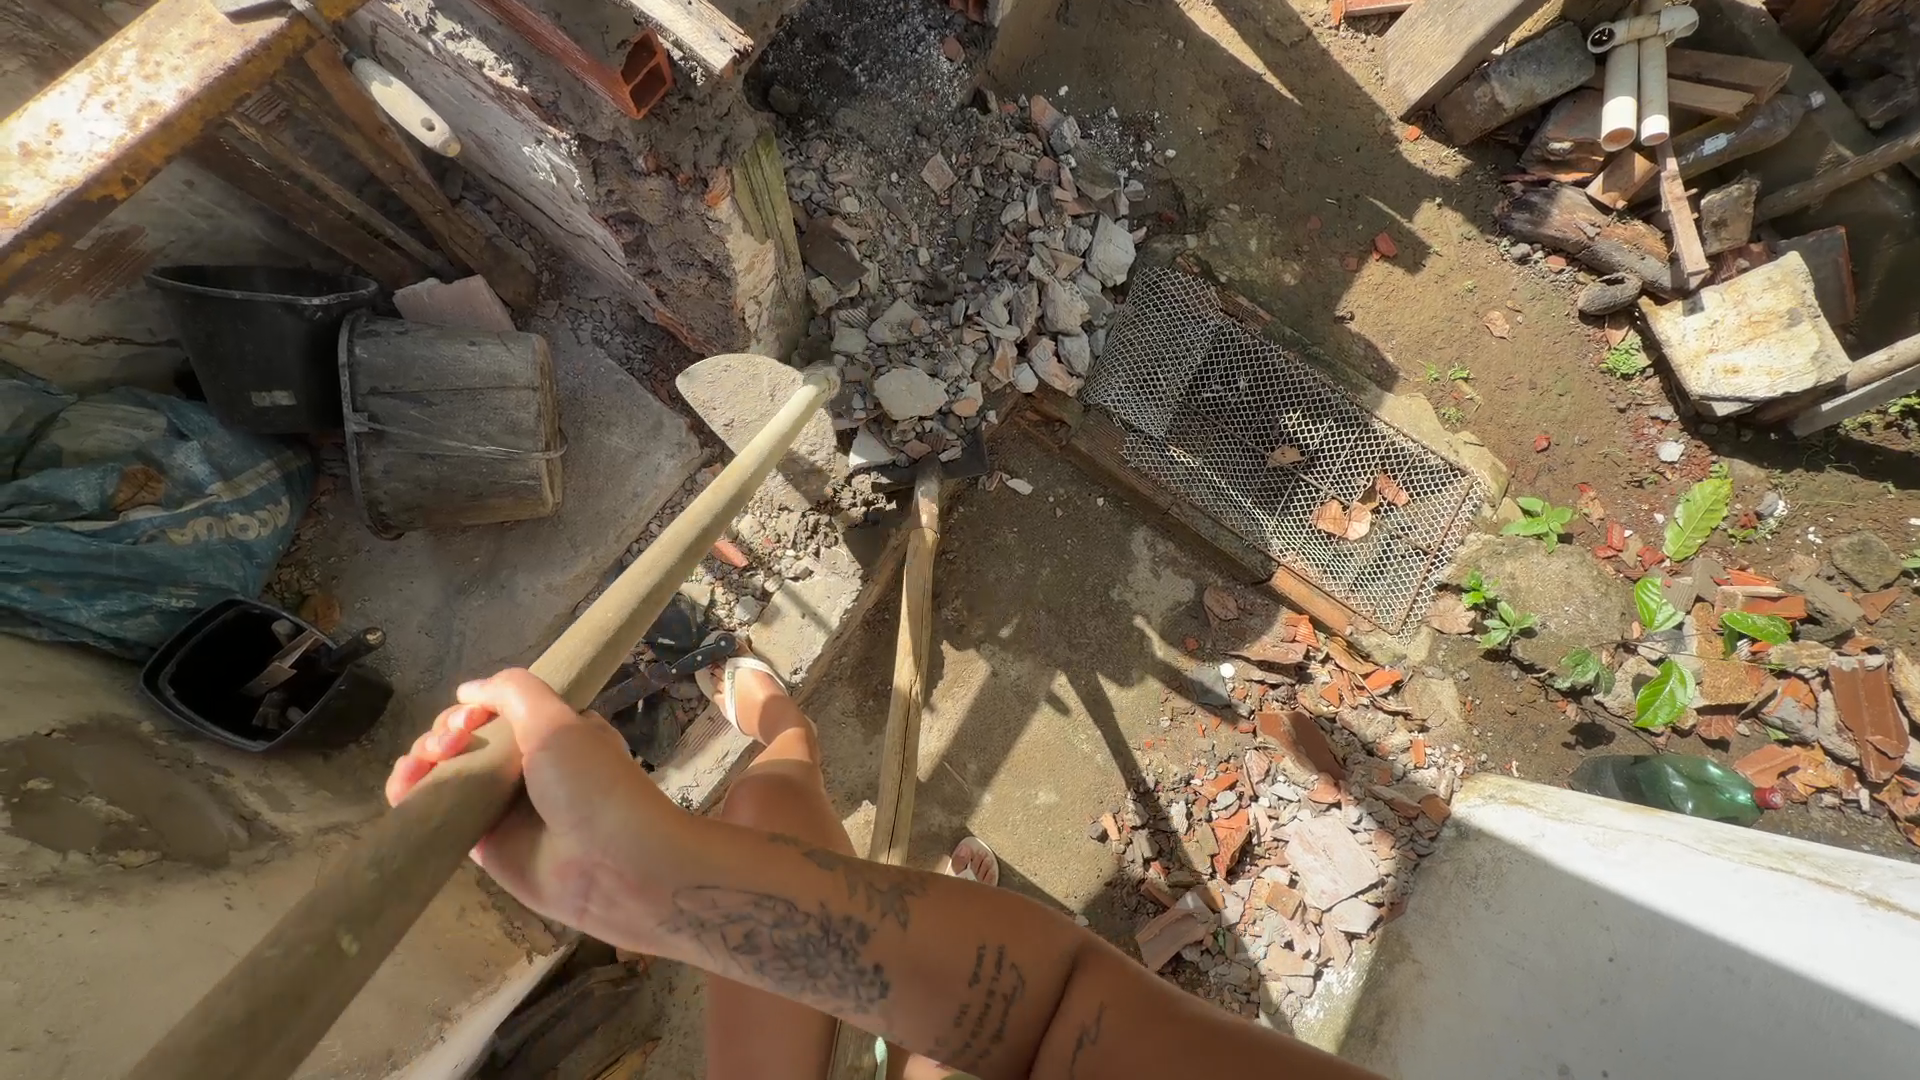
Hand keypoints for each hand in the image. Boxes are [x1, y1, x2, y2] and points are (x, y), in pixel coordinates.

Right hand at [386, 668, 682, 945]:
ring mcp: (504, 803)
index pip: (502, 709)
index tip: (468, 717)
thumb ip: (516, 694)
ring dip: (421, 760)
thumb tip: (469, 689)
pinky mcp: (482, 842)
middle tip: (450, 743)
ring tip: (420, 764)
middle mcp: (530, 763)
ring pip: (448, 772)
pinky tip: (402, 788)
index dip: (476, 708)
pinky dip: (412, 796)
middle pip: (469, 738)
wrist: (608, 863)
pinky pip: (439, 813)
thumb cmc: (591, 782)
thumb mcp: (560, 722)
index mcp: (556, 730)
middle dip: (446, 732)